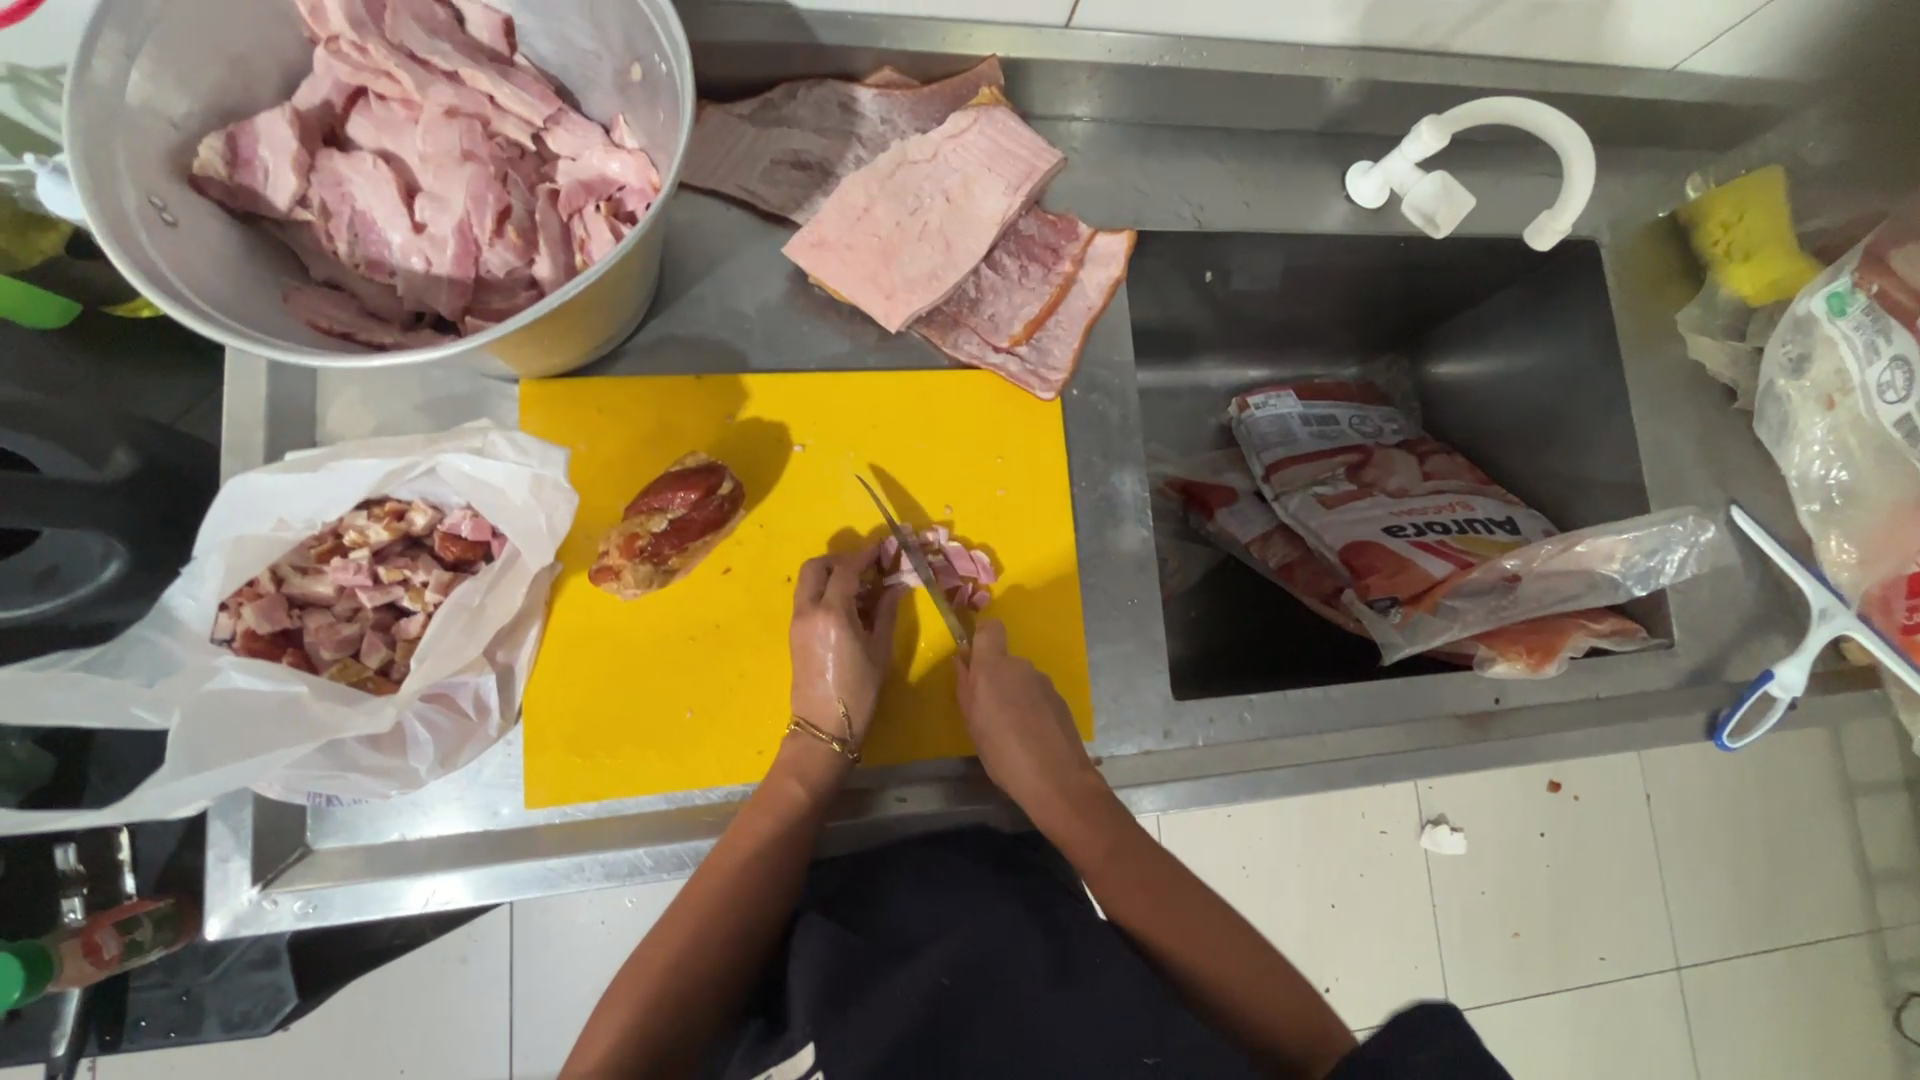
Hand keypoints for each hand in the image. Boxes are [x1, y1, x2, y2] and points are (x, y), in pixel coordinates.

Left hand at [788, 544, 905, 764]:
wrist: (824, 726)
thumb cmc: (859, 690)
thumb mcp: (880, 649)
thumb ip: (886, 611)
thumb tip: (895, 586)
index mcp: (832, 612)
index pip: (846, 569)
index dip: (865, 555)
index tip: (882, 548)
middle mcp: (809, 609)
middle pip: (816, 566)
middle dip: (840, 560)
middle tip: (865, 567)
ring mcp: (797, 621)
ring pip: (808, 581)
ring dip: (831, 574)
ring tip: (860, 587)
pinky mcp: (795, 633)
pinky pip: (808, 599)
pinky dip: (825, 591)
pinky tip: (849, 606)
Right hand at [956, 619, 1102, 822]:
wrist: (1057, 779)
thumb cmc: (1003, 752)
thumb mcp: (972, 722)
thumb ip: (965, 687)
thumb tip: (962, 662)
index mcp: (994, 667)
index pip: (990, 629)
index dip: (981, 639)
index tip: (973, 662)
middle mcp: (1022, 667)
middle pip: (1004, 660)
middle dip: (995, 679)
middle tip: (987, 712)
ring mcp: (1045, 683)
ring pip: (1021, 680)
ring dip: (1013, 696)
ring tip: (1010, 732)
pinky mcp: (1060, 700)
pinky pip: (1036, 696)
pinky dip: (1031, 710)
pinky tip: (1030, 738)